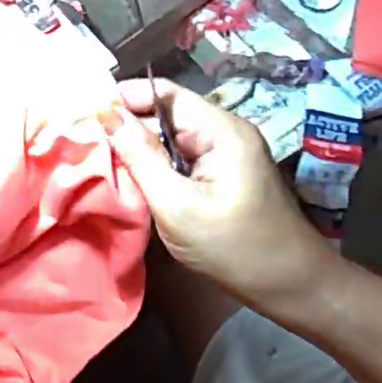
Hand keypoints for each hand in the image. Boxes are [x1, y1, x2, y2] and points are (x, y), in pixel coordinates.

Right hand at [101, 78, 340, 313]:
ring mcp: (228, 151)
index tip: (88, 115)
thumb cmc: (236, 249)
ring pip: (171, 135)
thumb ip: (140, 157)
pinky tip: (134, 176)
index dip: (125, 98)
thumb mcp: (177, 206)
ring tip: (103, 157)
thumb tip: (106, 114)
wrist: (294, 288)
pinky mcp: (224, 171)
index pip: (165, 94)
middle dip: (128, 124)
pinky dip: (157, 162)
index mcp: (221, 130)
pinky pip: (182, 154)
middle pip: (166, 112)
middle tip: (88, 141)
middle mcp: (226, 130)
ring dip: (140, 146)